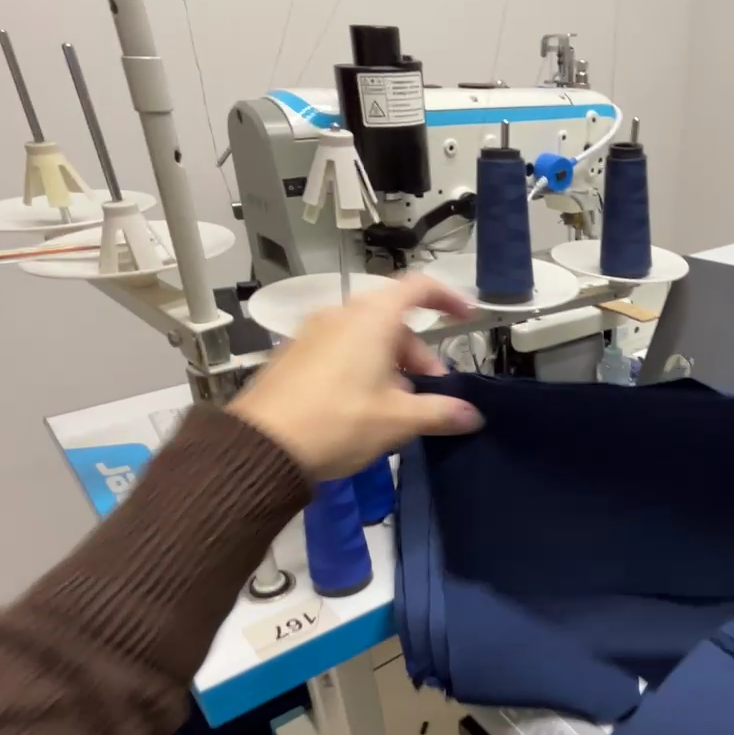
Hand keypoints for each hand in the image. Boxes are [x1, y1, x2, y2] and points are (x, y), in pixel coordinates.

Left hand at [229, 274, 482, 479]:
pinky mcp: (295, 355)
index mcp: (372, 318)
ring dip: (394, 367)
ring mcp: (314, 333)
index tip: (466, 316)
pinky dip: (365, 370)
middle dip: (421, 355)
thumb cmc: (338, 421)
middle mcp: (342, 315)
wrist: (261, 447)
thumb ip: (441, 412)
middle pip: (395, 323)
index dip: (448, 298)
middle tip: (432, 394)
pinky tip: (366, 409)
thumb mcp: (398, 420)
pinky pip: (343, 351)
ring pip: (368, 339)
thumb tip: (472, 415)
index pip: (419, 288)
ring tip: (399, 408)